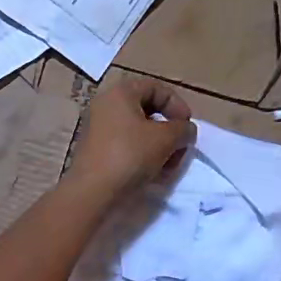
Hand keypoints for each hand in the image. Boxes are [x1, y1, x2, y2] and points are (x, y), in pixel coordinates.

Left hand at [71, 78, 194, 192]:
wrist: (93, 192)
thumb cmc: (130, 156)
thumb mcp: (166, 139)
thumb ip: (183, 129)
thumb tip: (186, 131)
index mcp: (120, 94)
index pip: (157, 88)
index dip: (177, 105)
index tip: (188, 127)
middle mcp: (106, 107)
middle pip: (148, 112)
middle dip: (170, 132)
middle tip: (181, 150)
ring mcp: (100, 131)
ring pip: (139, 134)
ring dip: (160, 148)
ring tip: (169, 167)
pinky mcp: (99, 154)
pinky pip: (128, 149)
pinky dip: (144, 158)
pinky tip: (154, 176)